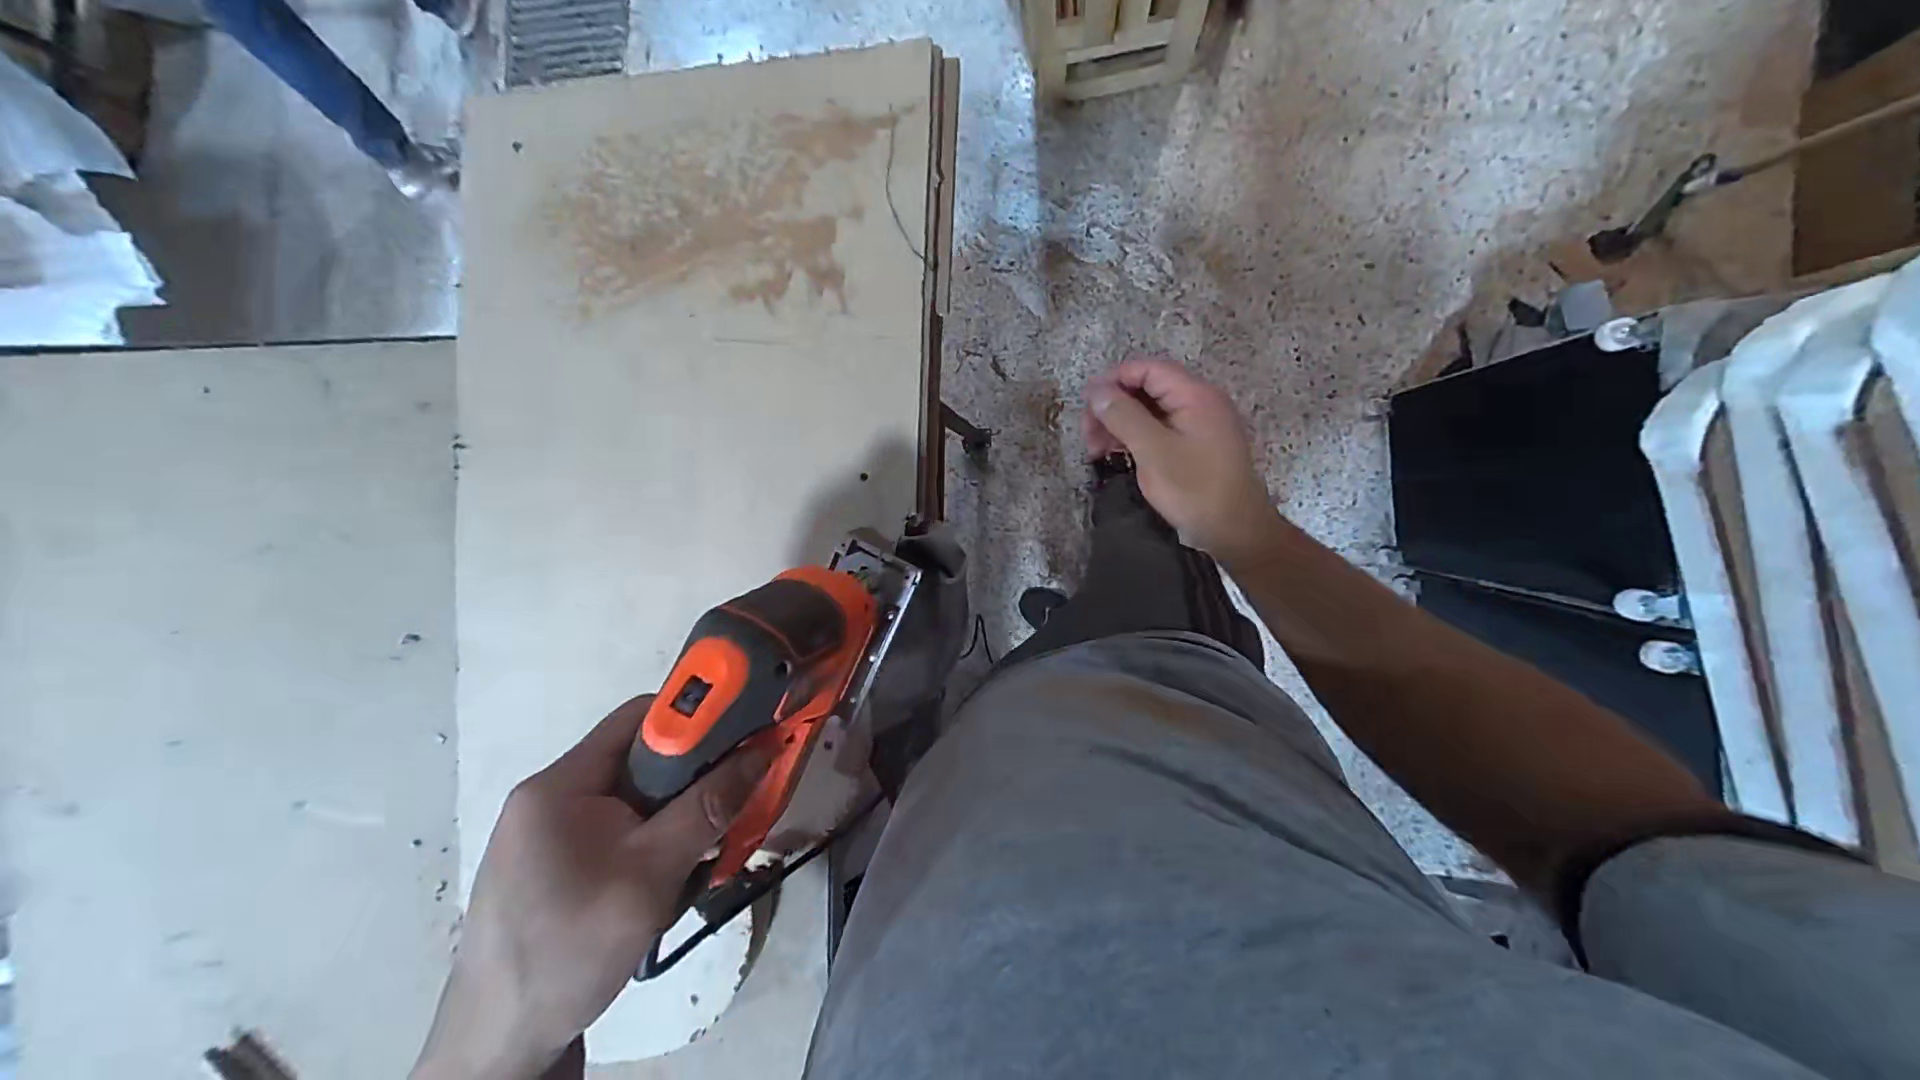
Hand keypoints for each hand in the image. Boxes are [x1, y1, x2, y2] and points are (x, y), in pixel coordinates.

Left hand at [412, 695, 771, 1079]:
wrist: (499, 1047)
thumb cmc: (570, 948)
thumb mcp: (650, 874)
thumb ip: (706, 809)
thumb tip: (761, 752)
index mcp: (559, 784)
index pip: (638, 715)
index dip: (694, 716)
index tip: (742, 735)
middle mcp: (551, 797)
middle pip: (641, 759)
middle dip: (693, 777)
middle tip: (734, 800)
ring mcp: (552, 834)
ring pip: (637, 799)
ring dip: (679, 817)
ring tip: (706, 850)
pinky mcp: (559, 865)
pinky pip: (623, 831)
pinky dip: (657, 842)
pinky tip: (673, 878)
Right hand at [1083, 357, 1281, 565]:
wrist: (1234, 530)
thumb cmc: (1194, 489)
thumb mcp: (1152, 450)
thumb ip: (1123, 416)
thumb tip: (1096, 390)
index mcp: (1195, 395)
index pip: (1148, 369)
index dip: (1114, 380)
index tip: (1087, 405)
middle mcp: (1199, 402)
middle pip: (1147, 388)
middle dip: (1113, 406)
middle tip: (1088, 434)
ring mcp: (1198, 425)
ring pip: (1150, 411)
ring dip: (1120, 424)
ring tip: (1096, 449)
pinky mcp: (1195, 446)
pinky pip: (1159, 429)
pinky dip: (1135, 437)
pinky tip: (1115, 454)